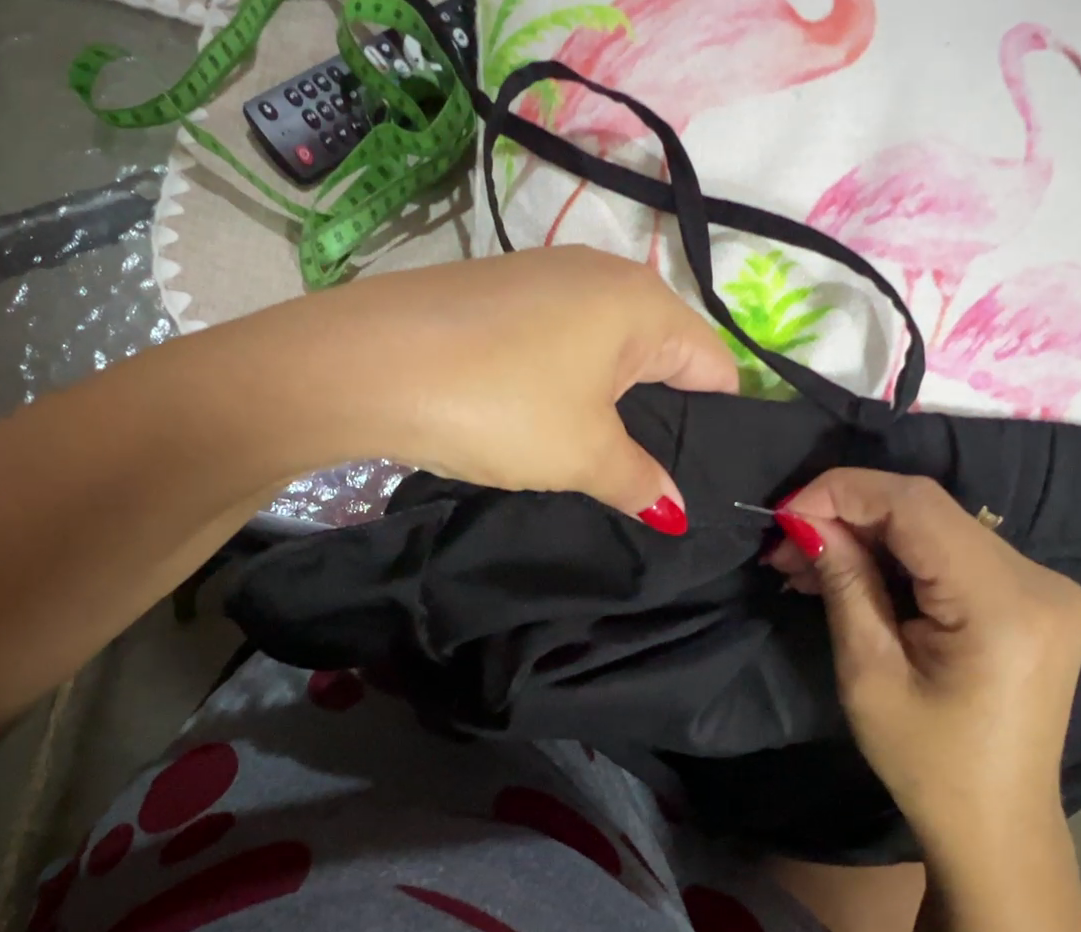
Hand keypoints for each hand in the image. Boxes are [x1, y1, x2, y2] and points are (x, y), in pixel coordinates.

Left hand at [299, 246, 735, 530]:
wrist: (366, 363)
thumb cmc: (498, 406)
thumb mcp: (581, 454)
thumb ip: (640, 480)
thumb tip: (675, 509)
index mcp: (643, 303)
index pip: (713, 366)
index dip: (714, 427)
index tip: (691, 478)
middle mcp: (603, 274)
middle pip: (661, 352)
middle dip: (657, 416)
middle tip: (639, 478)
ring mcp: (545, 274)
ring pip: (605, 347)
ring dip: (605, 400)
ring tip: (585, 456)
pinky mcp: (498, 288)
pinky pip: (556, 339)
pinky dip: (559, 379)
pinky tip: (531, 417)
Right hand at [765, 470, 1080, 852]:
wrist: (995, 821)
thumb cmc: (925, 762)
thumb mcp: (868, 673)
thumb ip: (845, 582)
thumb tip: (806, 521)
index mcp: (1003, 604)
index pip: (917, 505)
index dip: (843, 492)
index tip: (784, 515)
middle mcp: (1038, 580)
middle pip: (929, 511)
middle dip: (848, 515)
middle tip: (786, 545)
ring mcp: (1045, 586)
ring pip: (939, 527)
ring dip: (869, 534)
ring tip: (808, 561)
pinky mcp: (1035, 597)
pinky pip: (955, 552)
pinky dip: (900, 555)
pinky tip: (856, 573)